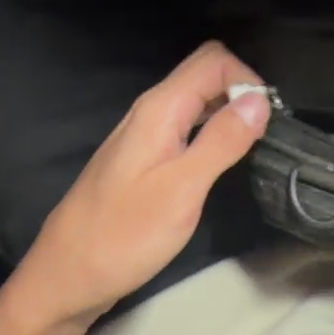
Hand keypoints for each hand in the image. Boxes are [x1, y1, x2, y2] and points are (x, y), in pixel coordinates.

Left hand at [0, 42, 271, 334]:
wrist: (66, 274)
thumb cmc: (124, 234)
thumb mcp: (182, 190)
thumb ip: (221, 140)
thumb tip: (260, 98)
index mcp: (160, 107)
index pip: (213, 60)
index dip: (246, 78)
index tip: (267, 118)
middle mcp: (151, 108)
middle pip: (204, 72)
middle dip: (240, 89)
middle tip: (263, 131)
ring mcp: (145, 131)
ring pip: (195, 97)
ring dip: (227, 109)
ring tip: (251, 144)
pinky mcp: (144, 154)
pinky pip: (185, 122)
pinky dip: (210, 128)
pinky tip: (221, 158)